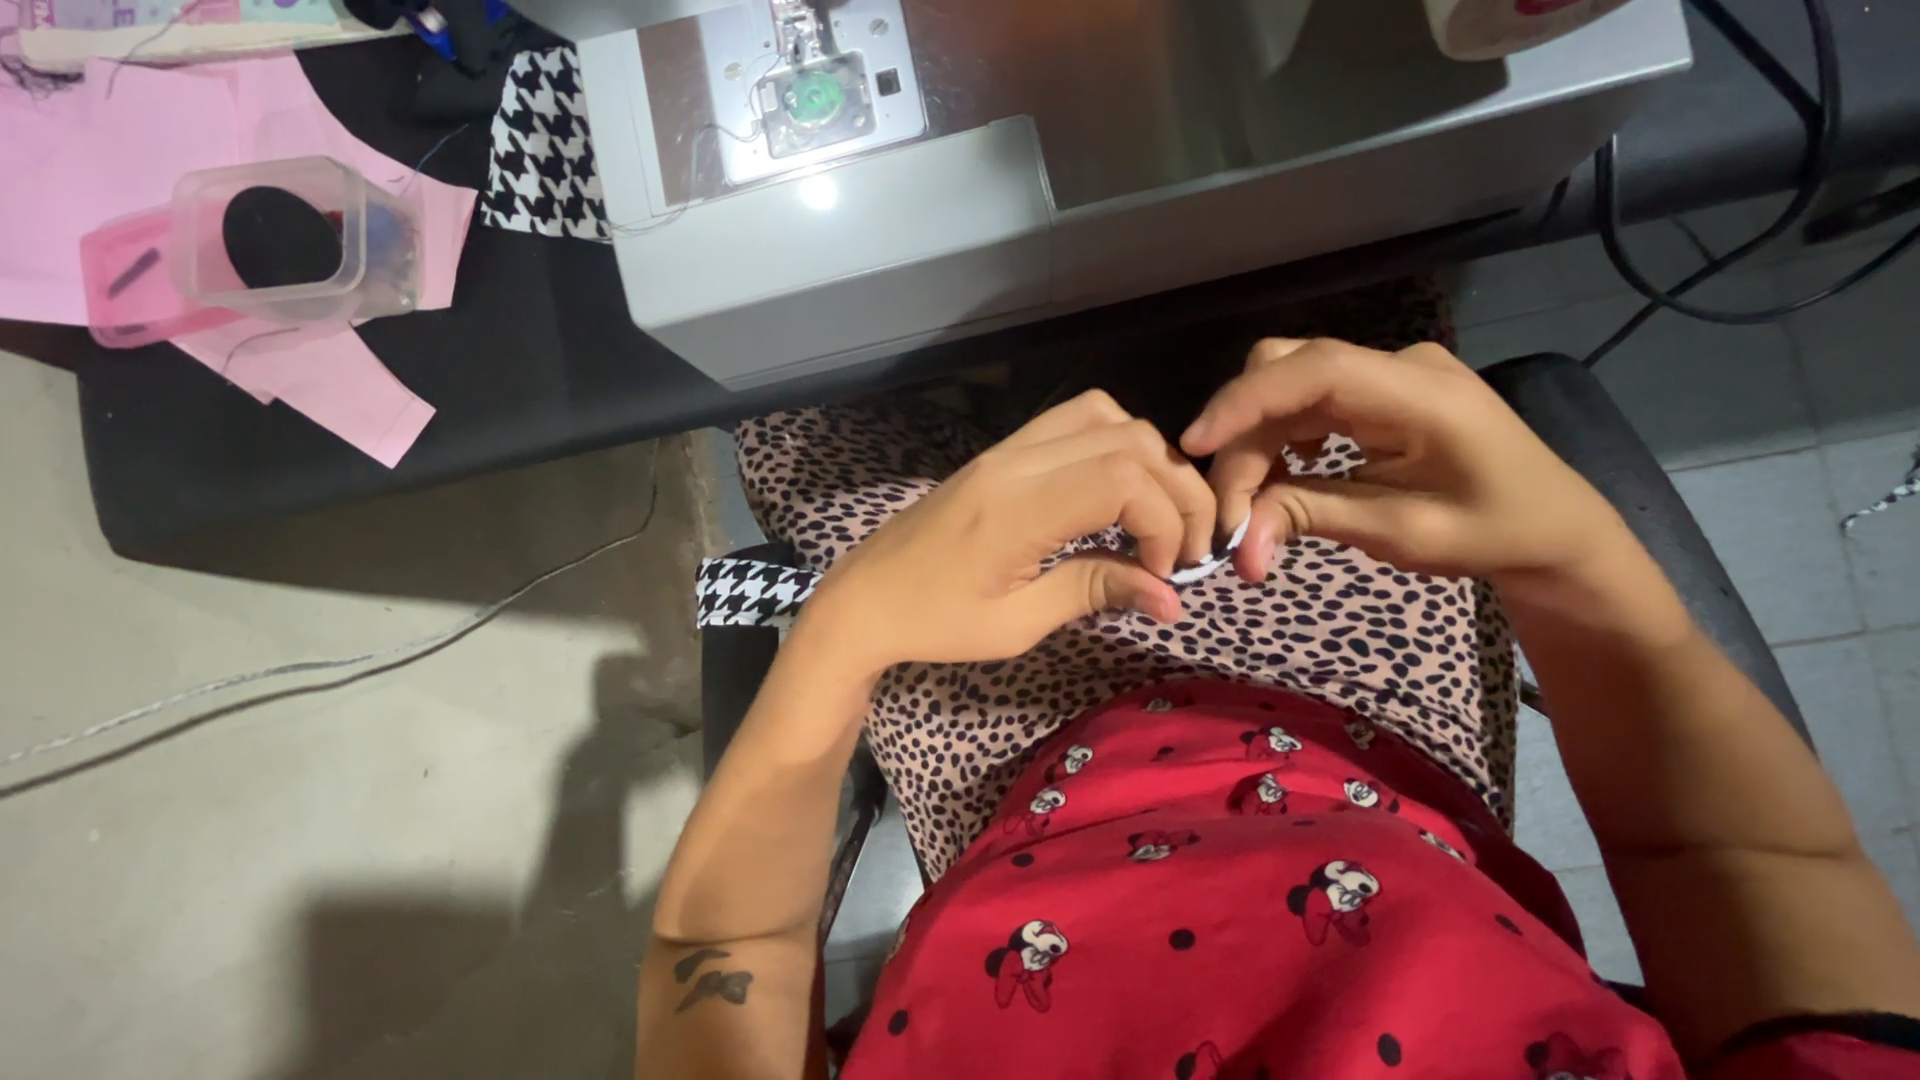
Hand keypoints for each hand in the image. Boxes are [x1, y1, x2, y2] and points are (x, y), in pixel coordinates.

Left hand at [797, 391, 1215, 675]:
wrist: (863, 599)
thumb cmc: (934, 622)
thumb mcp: (1016, 623)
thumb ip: (1094, 591)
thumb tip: (1170, 598)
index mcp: (1017, 508)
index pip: (1124, 479)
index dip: (1166, 521)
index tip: (1163, 572)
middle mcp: (1016, 461)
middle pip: (1128, 440)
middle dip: (1177, 491)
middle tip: (1185, 548)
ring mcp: (1006, 449)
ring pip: (1104, 417)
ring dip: (1149, 460)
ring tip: (1156, 516)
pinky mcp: (1000, 453)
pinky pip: (1072, 421)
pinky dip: (1113, 445)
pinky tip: (1116, 492)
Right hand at [1180, 338, 1625, 585]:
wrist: (1554, 527)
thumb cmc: (1493, 532)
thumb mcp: (1402, 534)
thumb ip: (1312, 518)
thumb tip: (1236, 542)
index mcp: (1422, 393)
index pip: (1314, 370)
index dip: (1245, 402)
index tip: (1195, 446)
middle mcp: (1398, 366)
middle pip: (1286, 374)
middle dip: (1242, 440)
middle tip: (1231, 515)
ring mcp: (1387, 374)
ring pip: (1286, 387)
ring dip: (1253, 444)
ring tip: (1251, 505)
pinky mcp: (1376, 391)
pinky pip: (1304, 401)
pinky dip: (1276, 440)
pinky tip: (1281, 479)